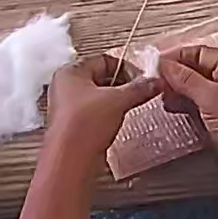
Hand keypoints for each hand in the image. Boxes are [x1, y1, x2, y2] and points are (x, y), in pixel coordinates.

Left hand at [42, 55, 160, 180]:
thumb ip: (139, 88)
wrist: (71, 159)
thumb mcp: (118, 100)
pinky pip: (94, 113)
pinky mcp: (73, 126)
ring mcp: (67, 108)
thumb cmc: (82, 125)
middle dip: (123, 84)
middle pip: (100, 78)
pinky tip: (118, 120)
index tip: (142, 76)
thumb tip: (153, 82)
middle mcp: (65, 88)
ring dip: (116, 100)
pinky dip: (108, 114)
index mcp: (70, 72)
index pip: (103, 59)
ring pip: (98, 97)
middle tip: (140, 90)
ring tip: (131, 105)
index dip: (126, 66)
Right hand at [156, 46, 217, 186]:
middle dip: (174, 74)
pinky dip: (181, 102)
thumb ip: (186, 79)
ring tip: (163, 97)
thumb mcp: (211, 98)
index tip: (156, 64)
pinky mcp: (216, 113)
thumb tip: (164, 64)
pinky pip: (194, 101)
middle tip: (156, 83)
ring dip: (176, 89)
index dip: (176, 56)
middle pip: (194, 68)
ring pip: (192, 85)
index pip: (199, 52)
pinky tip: (171, 107)